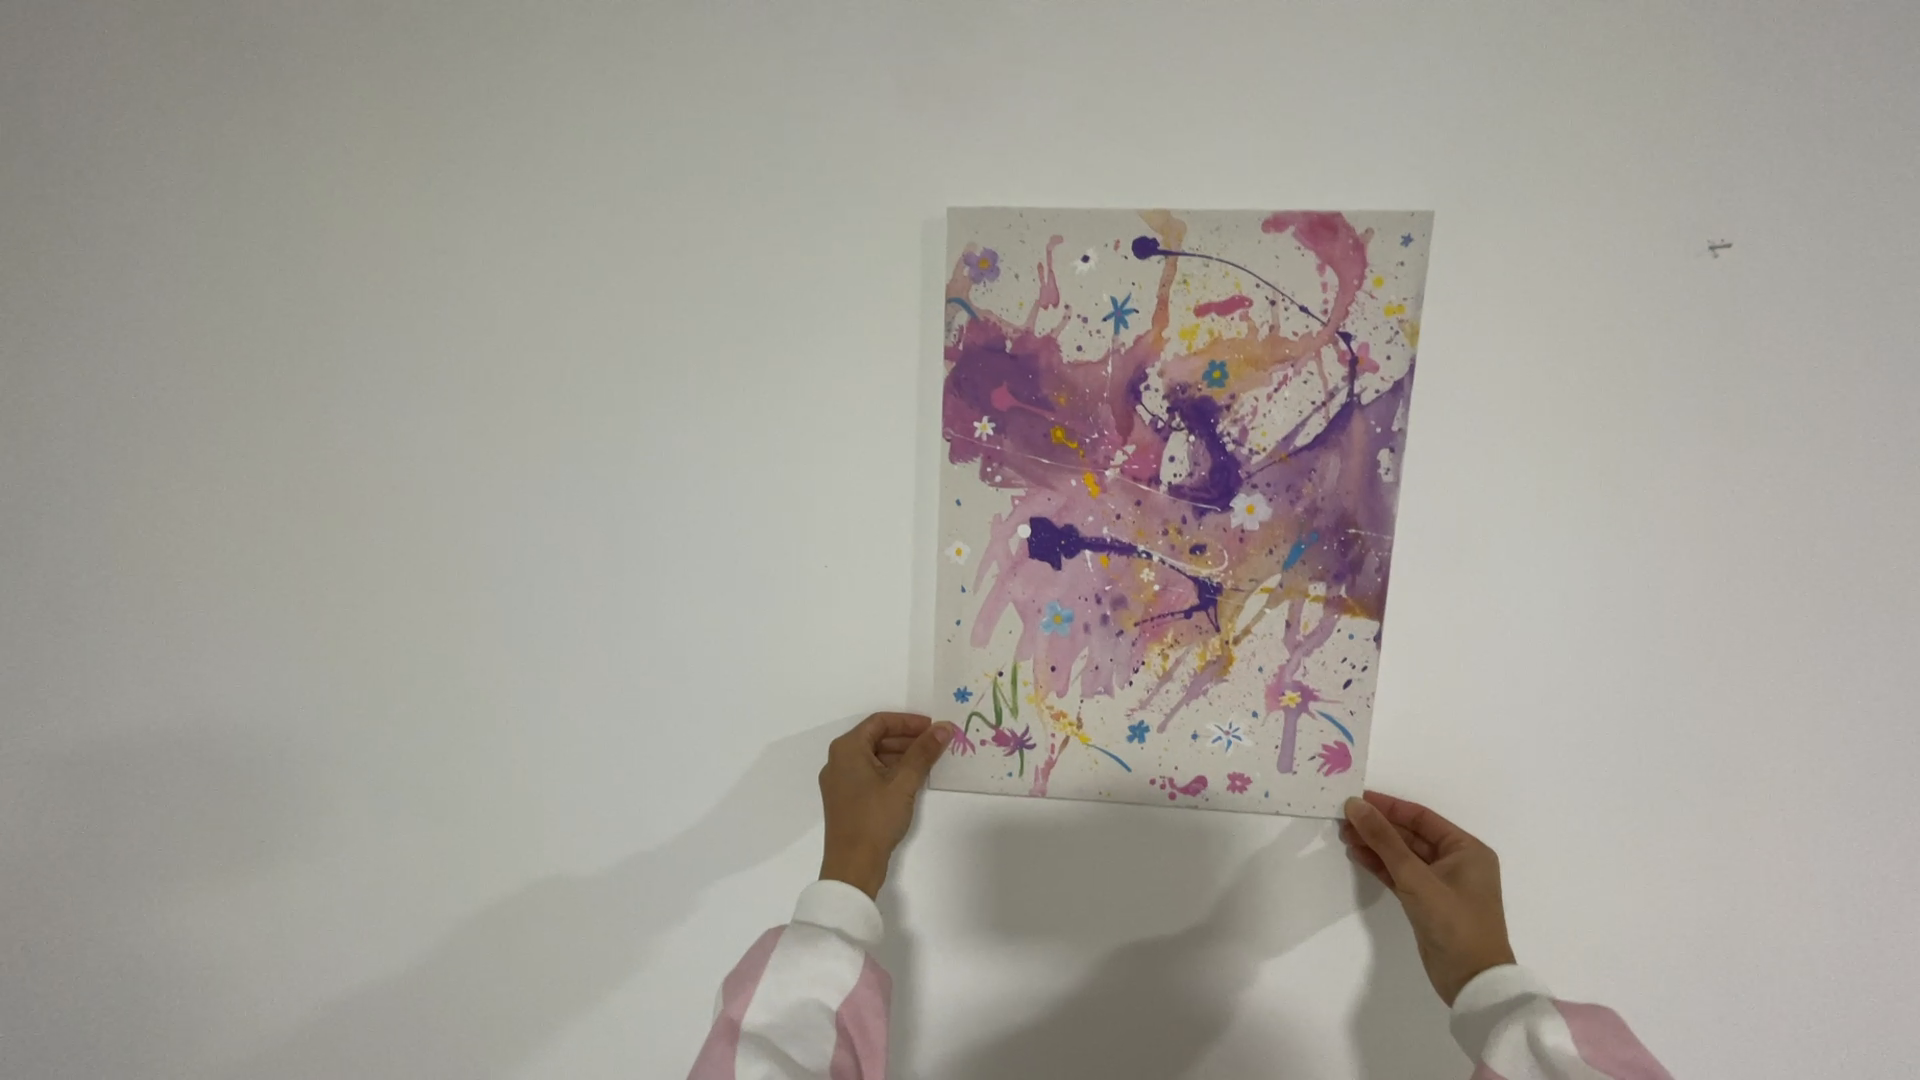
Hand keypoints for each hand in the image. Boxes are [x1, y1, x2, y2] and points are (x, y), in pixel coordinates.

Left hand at [817, 712, 953, 898]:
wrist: (852, 867)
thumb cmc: (875, 818)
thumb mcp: (904, 782)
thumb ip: (924, 752)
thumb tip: (944, 727)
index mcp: (847, 749)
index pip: (880, 722)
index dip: (908, 721)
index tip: (933, 727)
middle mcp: (838, 760)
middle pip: (876, 738)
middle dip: (906, 739)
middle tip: (934, 744)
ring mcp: (839, 781)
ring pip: (873, 757)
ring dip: (900, 756)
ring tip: (928, 761)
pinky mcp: (845, 799)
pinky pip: (869, 774)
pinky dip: (891, 771)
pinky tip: (911, 780)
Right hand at [1340, 791, 1516, 1005]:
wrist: (1472, 982)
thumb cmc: (1453, 922)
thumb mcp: (1415, 876)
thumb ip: (1384, 839)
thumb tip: (1355, 804)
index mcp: (1466, 850)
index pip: (1420, 817)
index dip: (1387, 806)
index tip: (1355, 799)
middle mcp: (1456, 862)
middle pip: (1409, 835)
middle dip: (1377, 827)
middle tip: (1343, 820)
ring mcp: (1441, 883)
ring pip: (1401, 854)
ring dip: (1375, 845)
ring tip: (1344, 837)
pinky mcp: (1427, 901)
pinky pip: (1399, 873)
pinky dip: (1379, 864)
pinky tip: (1357, 855)